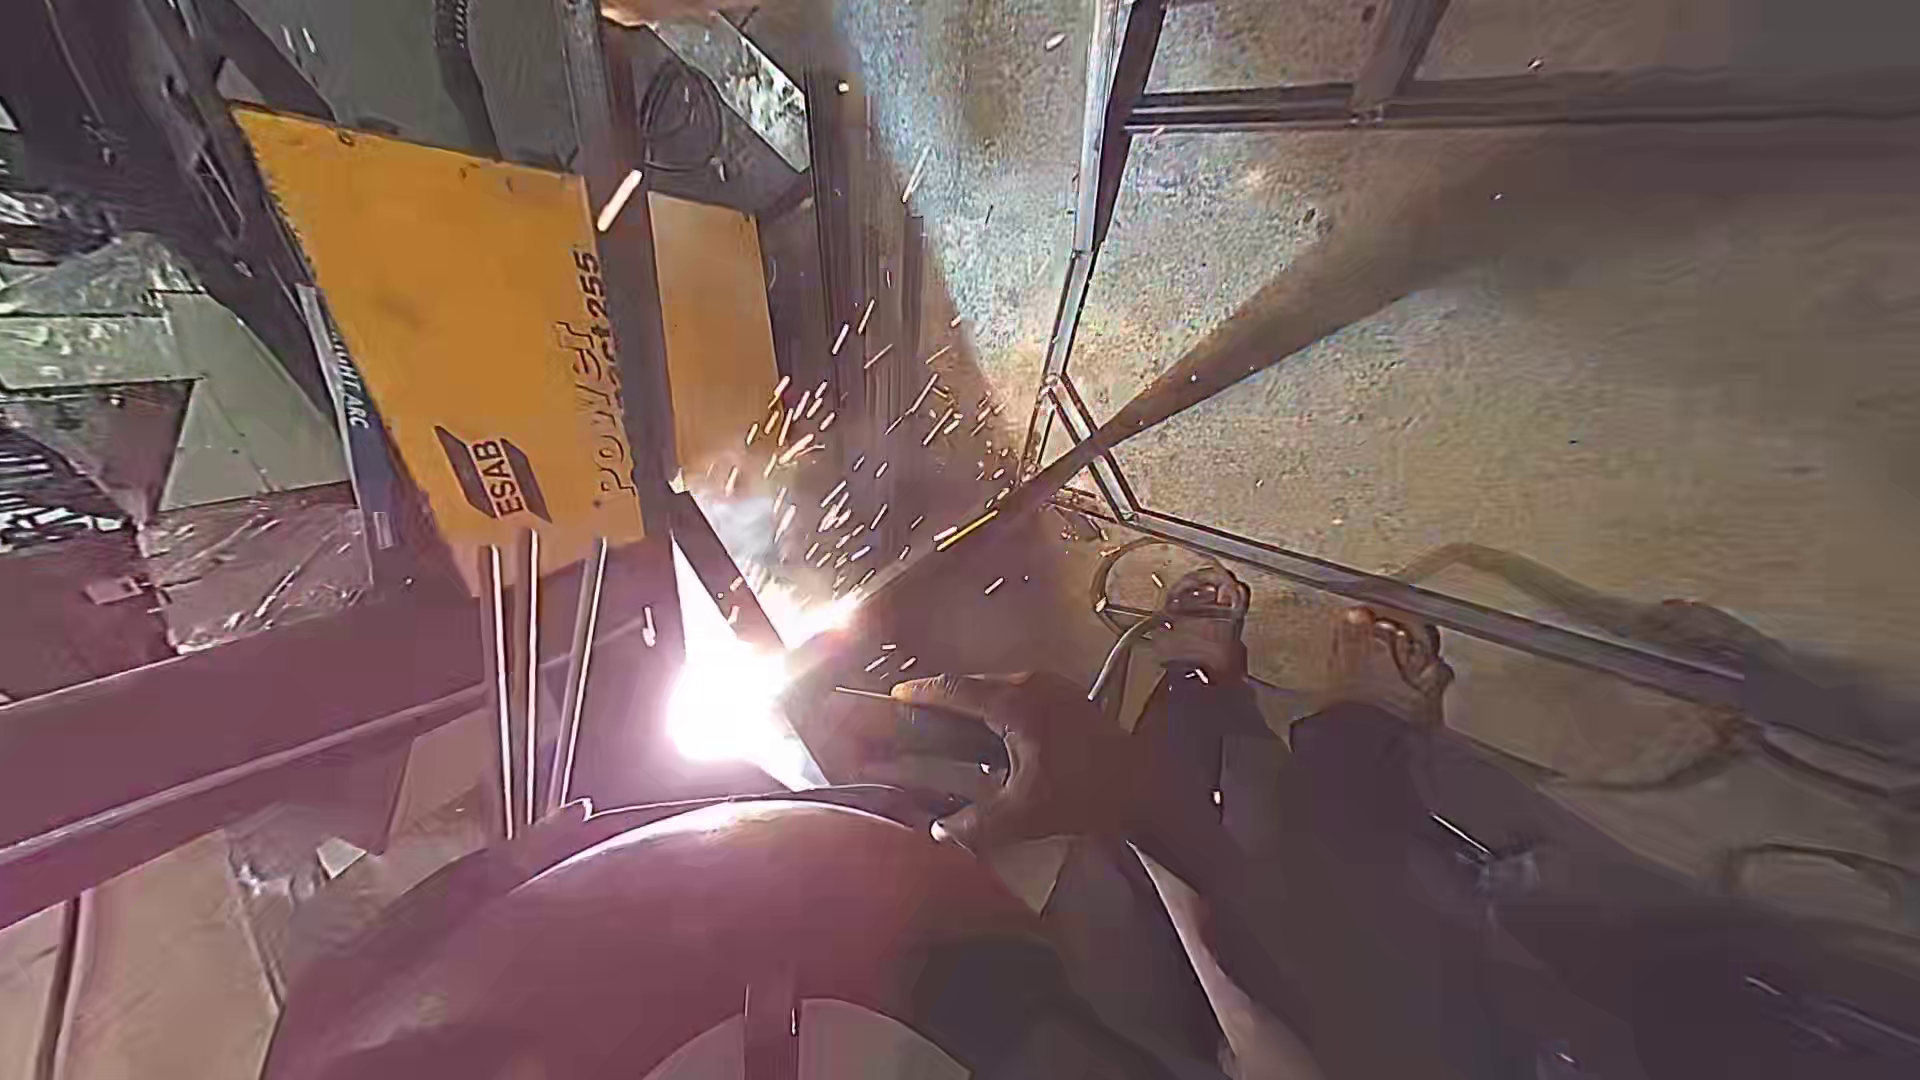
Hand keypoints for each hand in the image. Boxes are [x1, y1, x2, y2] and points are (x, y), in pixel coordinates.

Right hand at [890, 671, 1207, 853]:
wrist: (1144, 786)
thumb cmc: (1082, 794)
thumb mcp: (1026, 812)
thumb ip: (978, 823)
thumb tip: (939, 832)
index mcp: (1016, 703)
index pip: (958, 689)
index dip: (925, 691)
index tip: (899, 694)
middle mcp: (1033, 683)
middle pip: (978, 681)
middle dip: (947, 694)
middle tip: (922, 709)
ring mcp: (1054, 684)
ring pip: (1001, 683)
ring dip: (976, 696)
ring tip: (954, 716)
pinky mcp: (1068, 693)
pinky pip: (1021, 688)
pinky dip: (999, 700)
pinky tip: (998, 724)